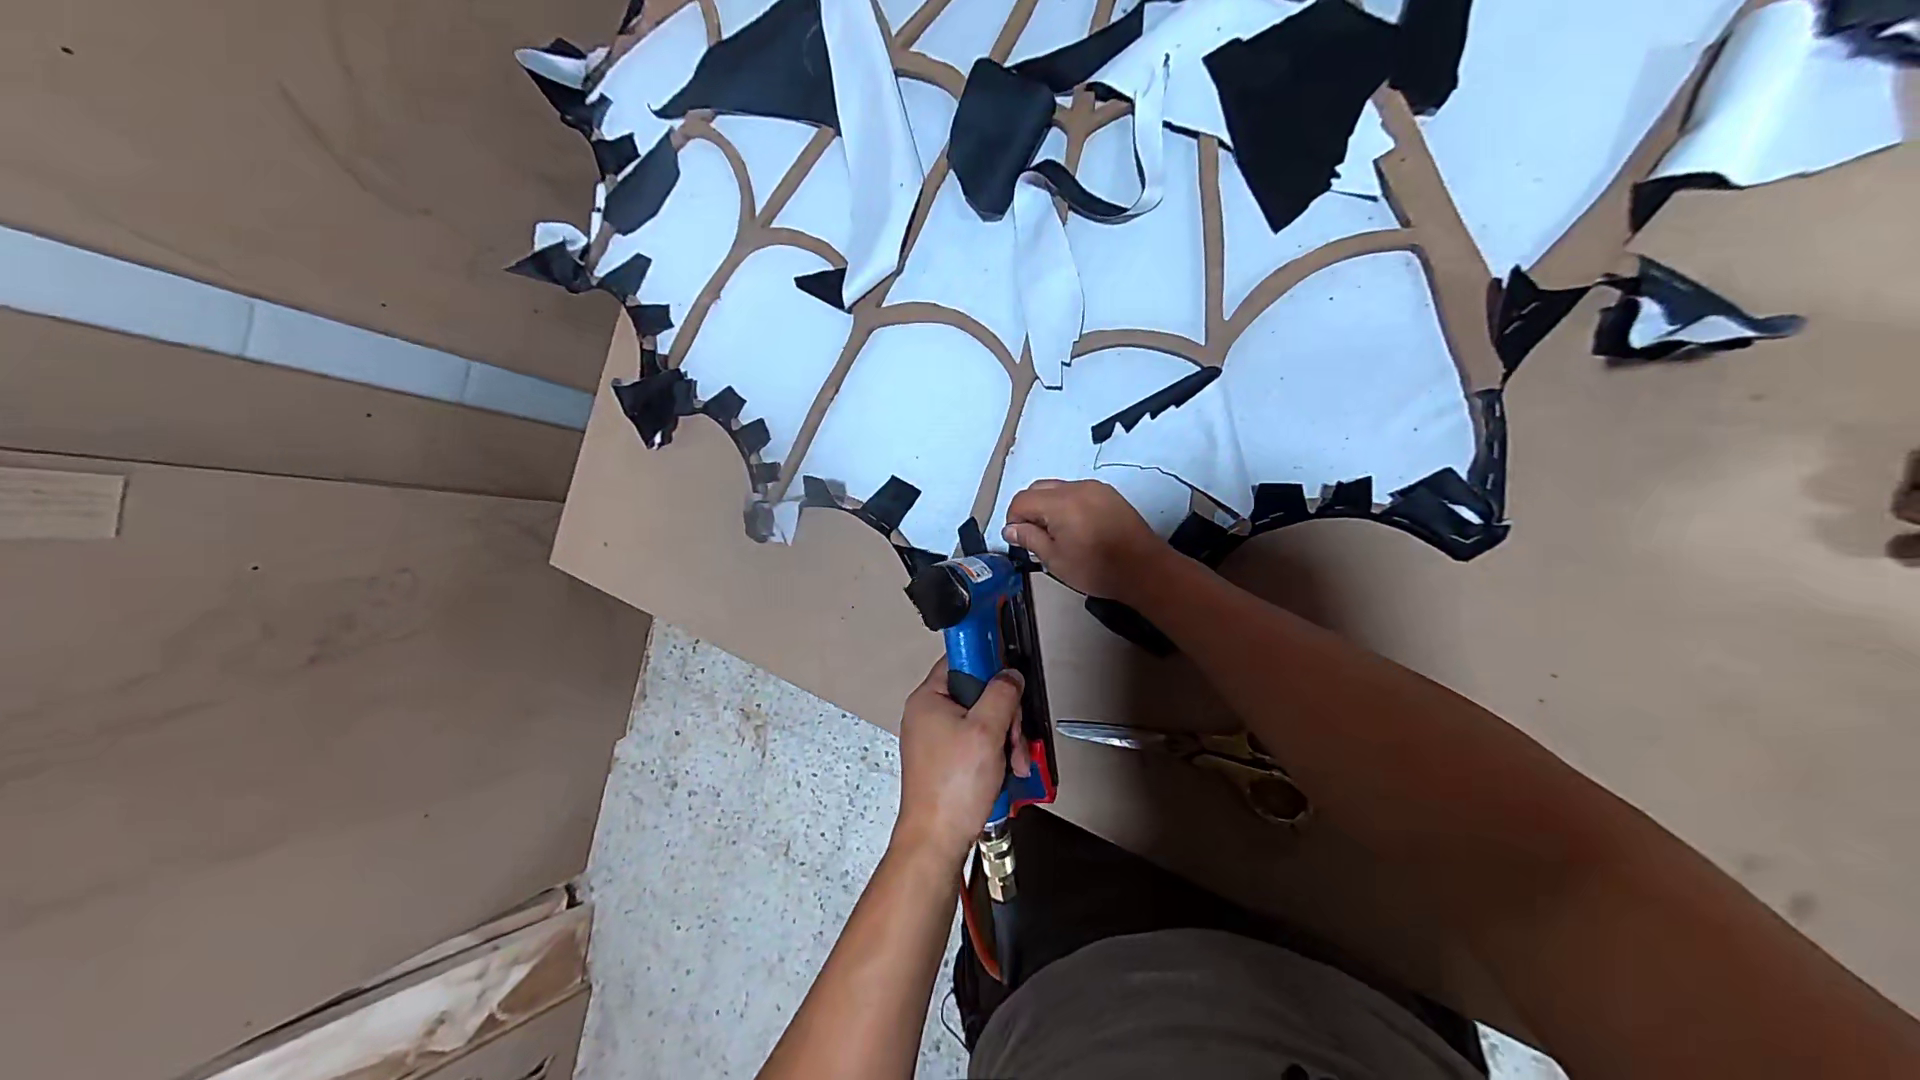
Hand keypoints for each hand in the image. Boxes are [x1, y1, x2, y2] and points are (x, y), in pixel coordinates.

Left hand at [893, 659, 1029, 863]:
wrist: (937, 840)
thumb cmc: (949, 791)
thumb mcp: (986, 731)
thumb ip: (1002, 695)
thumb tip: (1010, 676)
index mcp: (929, 699)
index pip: (961, 658)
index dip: (986, 659)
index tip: (1003, 656)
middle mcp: (930, 715)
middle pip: (979, 693)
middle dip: (1005, 716)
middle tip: (1011, 736)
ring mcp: (939, 738)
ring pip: (984, 720)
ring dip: (1005, 739)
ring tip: (1011, 762)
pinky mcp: (949, 759)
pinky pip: (979, 743)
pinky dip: (996, 755)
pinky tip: (1005, 771)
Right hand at [1002, 479, 1171, 601]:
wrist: (1144, 569)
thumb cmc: (1098, 569)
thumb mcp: (1055, 559)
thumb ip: (1029, 539)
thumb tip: (1011, 529)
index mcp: (1060, 503)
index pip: (1022, 500)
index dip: (1013, 520)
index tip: (1018, 539)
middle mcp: (1077, 488)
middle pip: (1038, 489)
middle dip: (1030, 510)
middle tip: (1034, 536)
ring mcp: (1095, 489)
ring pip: (1058, 489)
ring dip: (1049, 507)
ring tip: (1057, 535)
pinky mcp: (1109, 494)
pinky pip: (1078, 493)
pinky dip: (1068, 505)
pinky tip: (1076, 529)